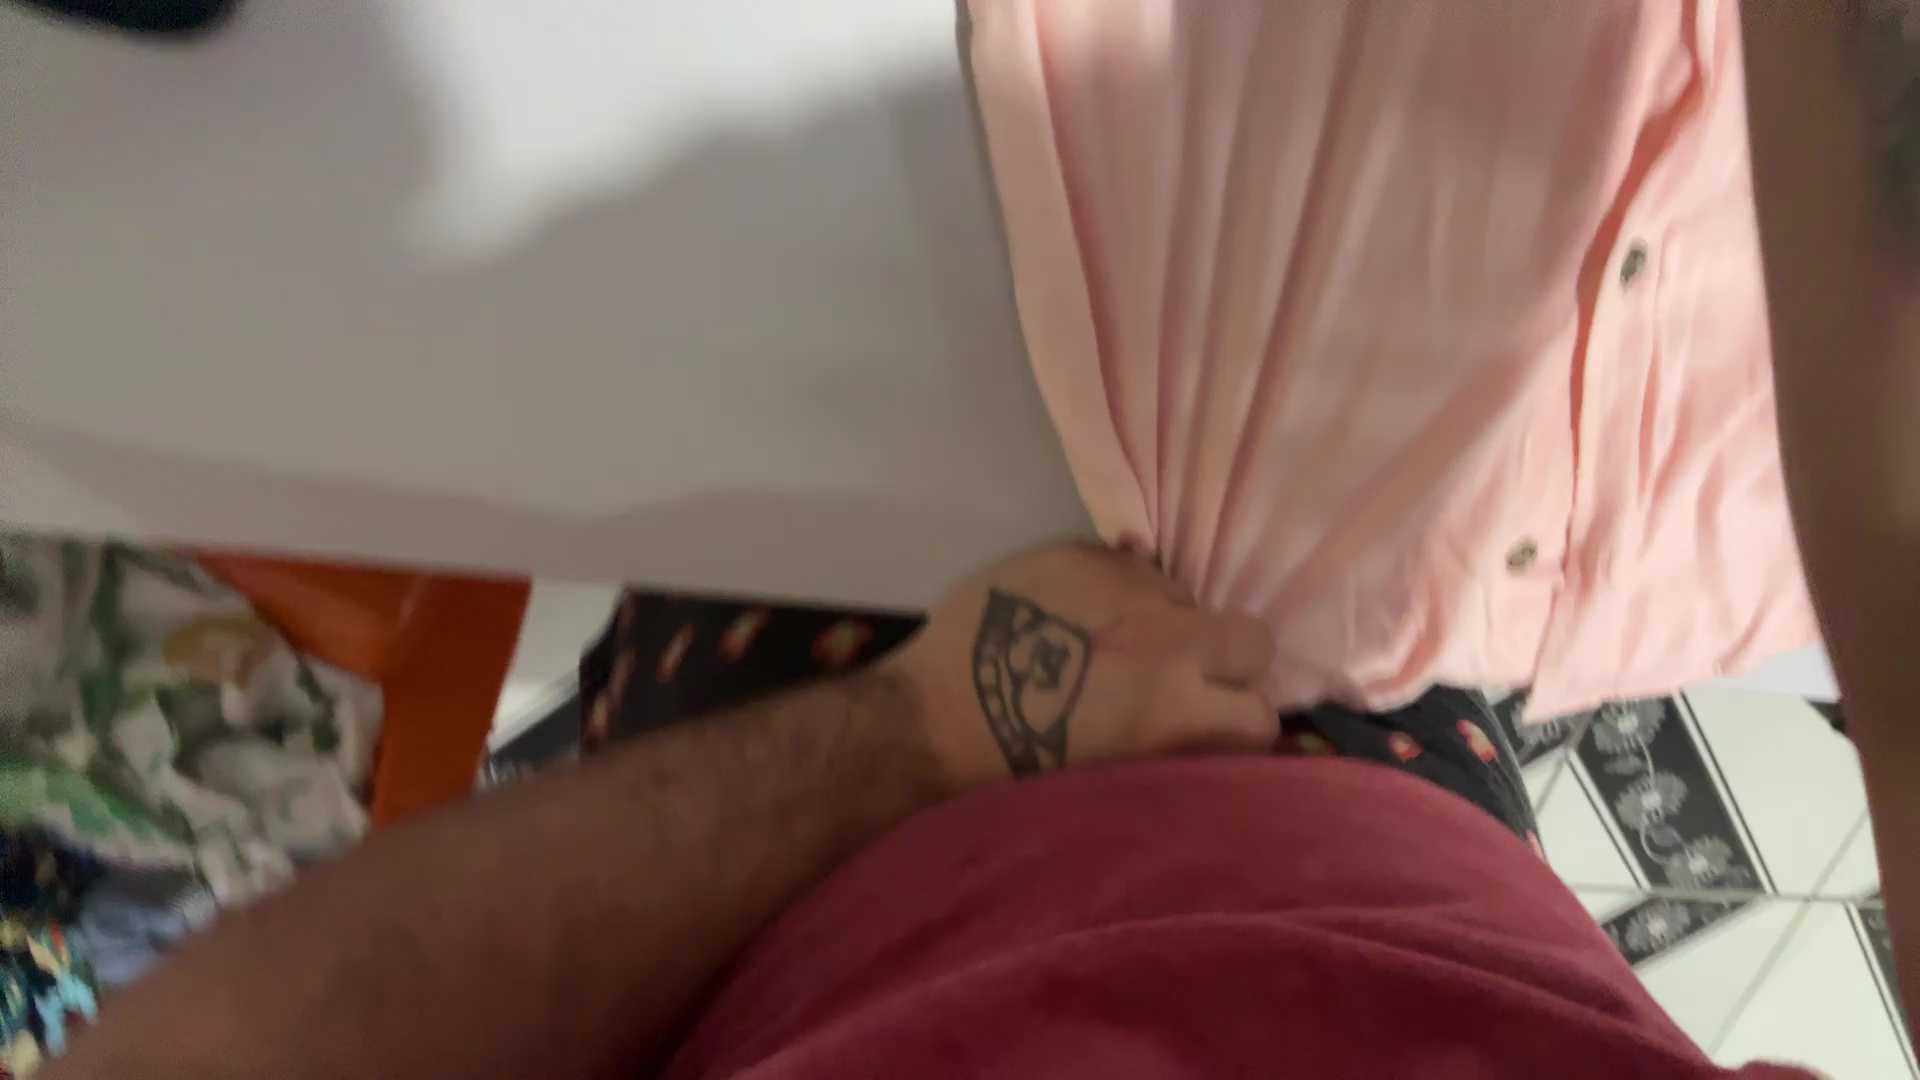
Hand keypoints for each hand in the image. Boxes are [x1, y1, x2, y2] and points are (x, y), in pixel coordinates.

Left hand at [884, 541, 1277, 790]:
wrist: (937, 716)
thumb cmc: (1020, 768)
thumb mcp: (1118, 779)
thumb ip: (1175, 745)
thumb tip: (1203, 725)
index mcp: (1180, 710)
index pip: (1263, 715)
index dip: (1235, 723)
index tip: (1206, 726)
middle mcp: (1169, 638)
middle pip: (1251, 637)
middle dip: (1226, 658)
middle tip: (1175, 673)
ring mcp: (1125, 586)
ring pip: (1184, 595)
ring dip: (1163, 618)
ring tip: (1109, 638)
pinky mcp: (1079, 554)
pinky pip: (1130, 562)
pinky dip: (1117, 586)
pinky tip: (1075, 610)